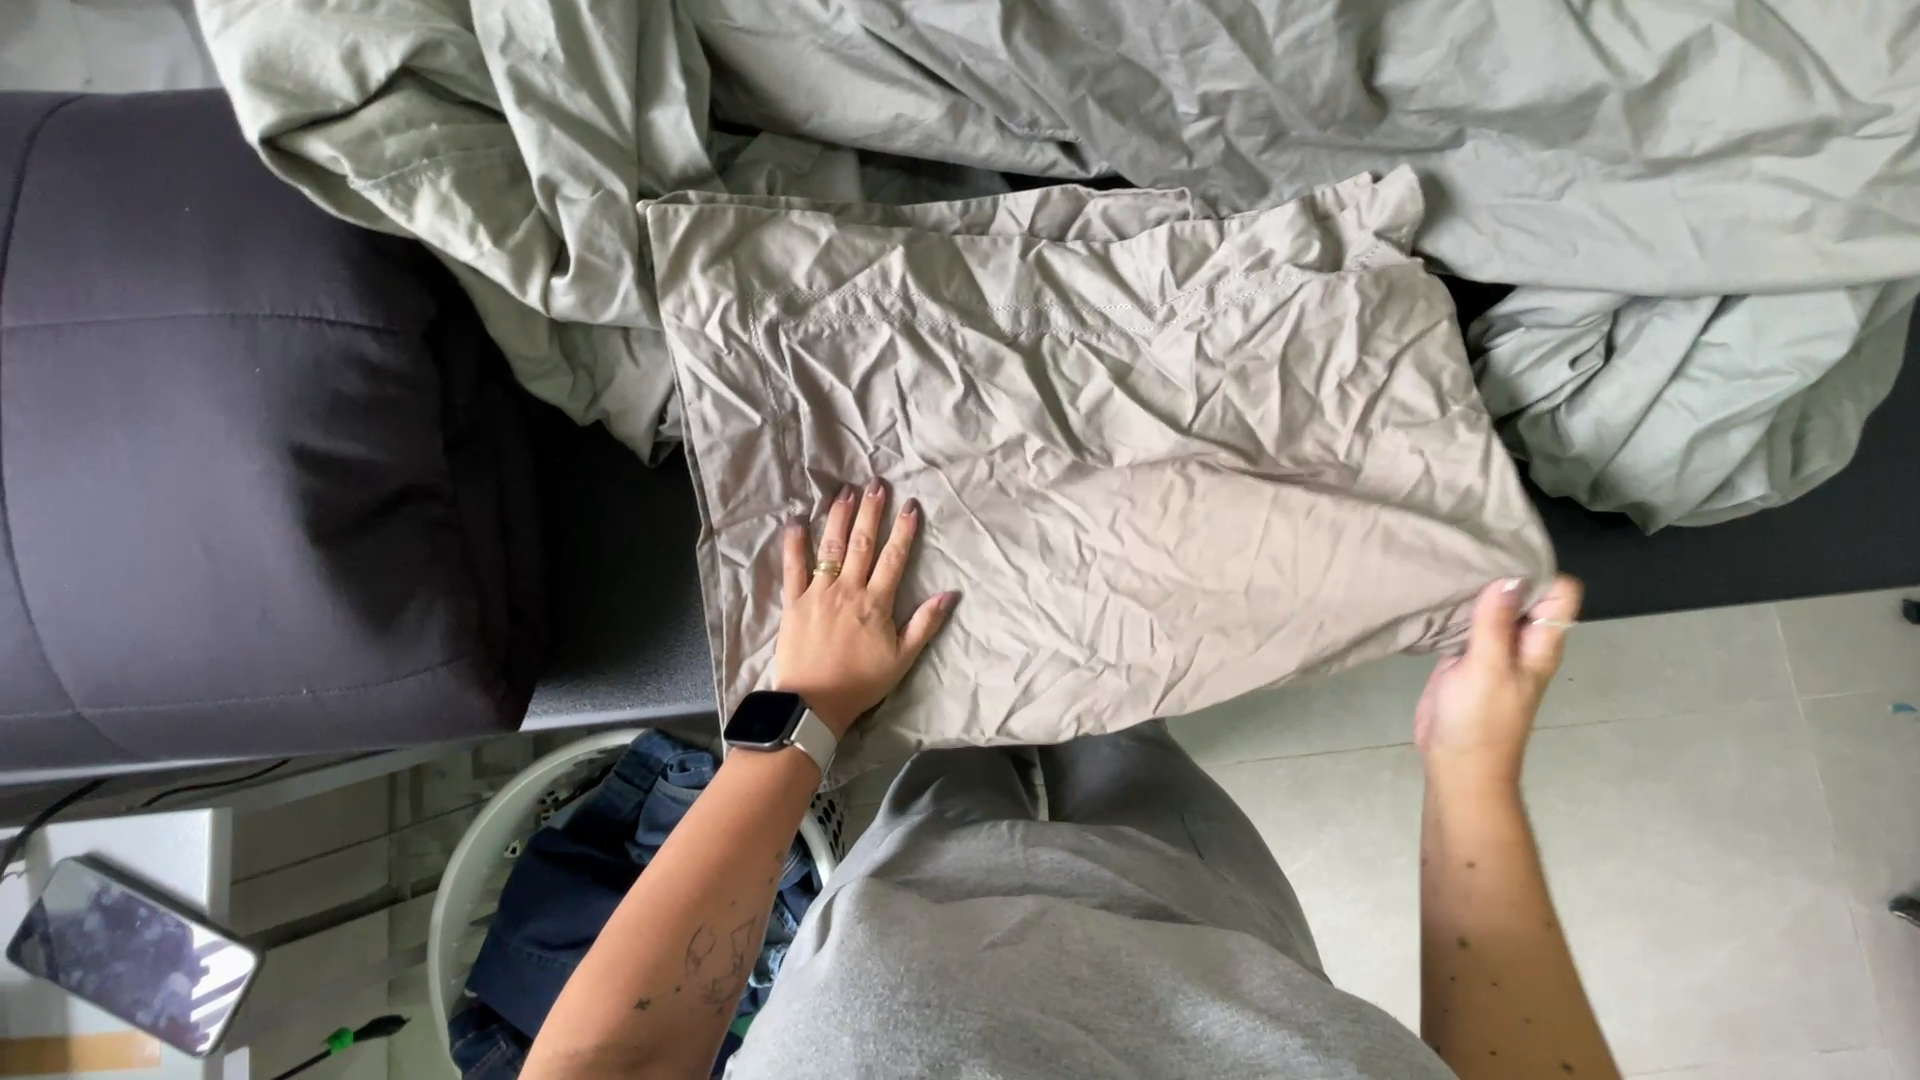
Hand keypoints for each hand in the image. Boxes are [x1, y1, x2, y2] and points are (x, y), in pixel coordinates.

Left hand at [772, 480, 957, 735]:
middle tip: (876, 484)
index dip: (904, 530)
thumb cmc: (862, 683)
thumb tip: (950, 594)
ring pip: (830, 548)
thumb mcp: (903, 658)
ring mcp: (818, 593)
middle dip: (871, 512)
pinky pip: (793, 568)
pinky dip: (794, 544)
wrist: (814, 704)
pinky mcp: (794, 603)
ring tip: (845, 492)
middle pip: (862, 543)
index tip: (910, 505)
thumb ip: (925, 624)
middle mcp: (848, 590)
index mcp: (876, 603)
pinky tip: (797, 522)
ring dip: (839, 518)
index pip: (894, 558)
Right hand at [1414, 574, 1581, 788]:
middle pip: (1522, 595)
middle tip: (1467, 550)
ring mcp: (1490, 650)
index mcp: (1539, 644)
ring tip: (1446, 564)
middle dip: (1501, 573)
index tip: (1502, 553)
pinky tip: (1432, 595)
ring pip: (1490, 608)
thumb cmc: (1481, 720)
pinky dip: (1452, 609)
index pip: (1559, 594)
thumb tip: (1509, 576)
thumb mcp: (1487, 668)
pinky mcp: (1462, 658)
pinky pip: (1462, 624)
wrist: (1456, 762)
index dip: (1539, 572)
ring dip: (1474, 590)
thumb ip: (1494, 623)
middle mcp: (1519, 642)